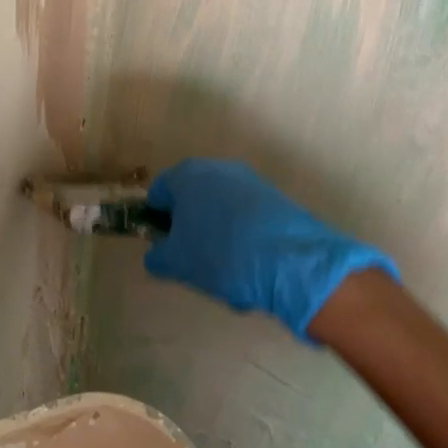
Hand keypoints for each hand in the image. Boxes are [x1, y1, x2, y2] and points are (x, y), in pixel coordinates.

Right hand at [142, 158, 398, 340]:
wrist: (291, 262)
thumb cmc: (220, 254)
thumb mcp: (177, 262)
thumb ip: (158, 256)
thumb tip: (158, 253)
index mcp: (187, 175)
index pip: (158, 193)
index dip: (157, 220)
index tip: (163, 246)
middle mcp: (218, 170)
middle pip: (193, 201)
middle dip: (191, 232)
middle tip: (194, 263)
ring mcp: (251, 183)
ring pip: (221, 215)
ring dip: (218, 241)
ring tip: (227, 277)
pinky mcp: (276, 200)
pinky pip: (247, 221)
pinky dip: (244, 242)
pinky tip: (251, 272)